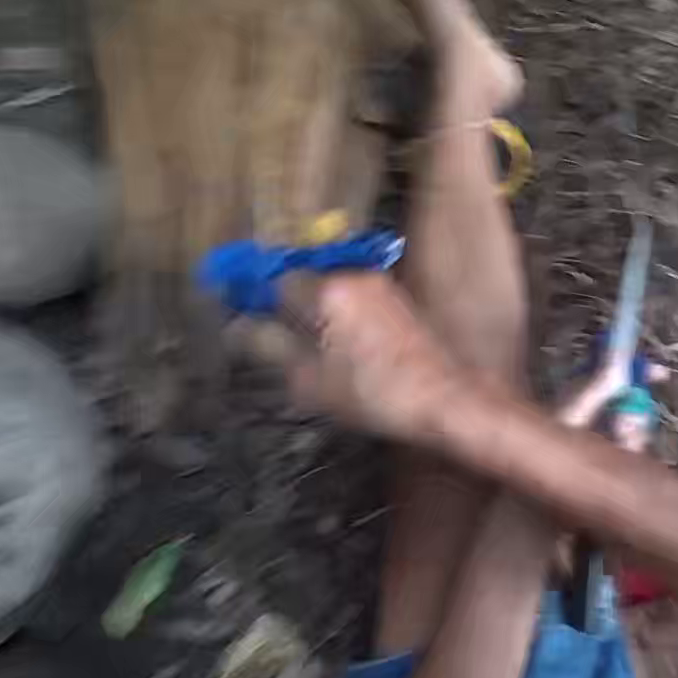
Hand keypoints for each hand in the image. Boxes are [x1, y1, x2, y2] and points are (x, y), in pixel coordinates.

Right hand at [234, 272, 468, 438]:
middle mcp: (358, 279)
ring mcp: (383, 288)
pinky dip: (337, 314)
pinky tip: (334, 345)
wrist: (445, 398)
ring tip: (299, 344)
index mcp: (331, 291)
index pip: (274, 279)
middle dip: (281, 301)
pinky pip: (354, 300)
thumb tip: (242, 329)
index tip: (231, 302)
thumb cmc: (382, 393)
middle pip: (304, 280)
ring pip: (331, 290)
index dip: (249, 293)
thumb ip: (272, 349)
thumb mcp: (312, 381)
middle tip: (261, 329)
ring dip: (310, 308)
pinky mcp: (399, 302)